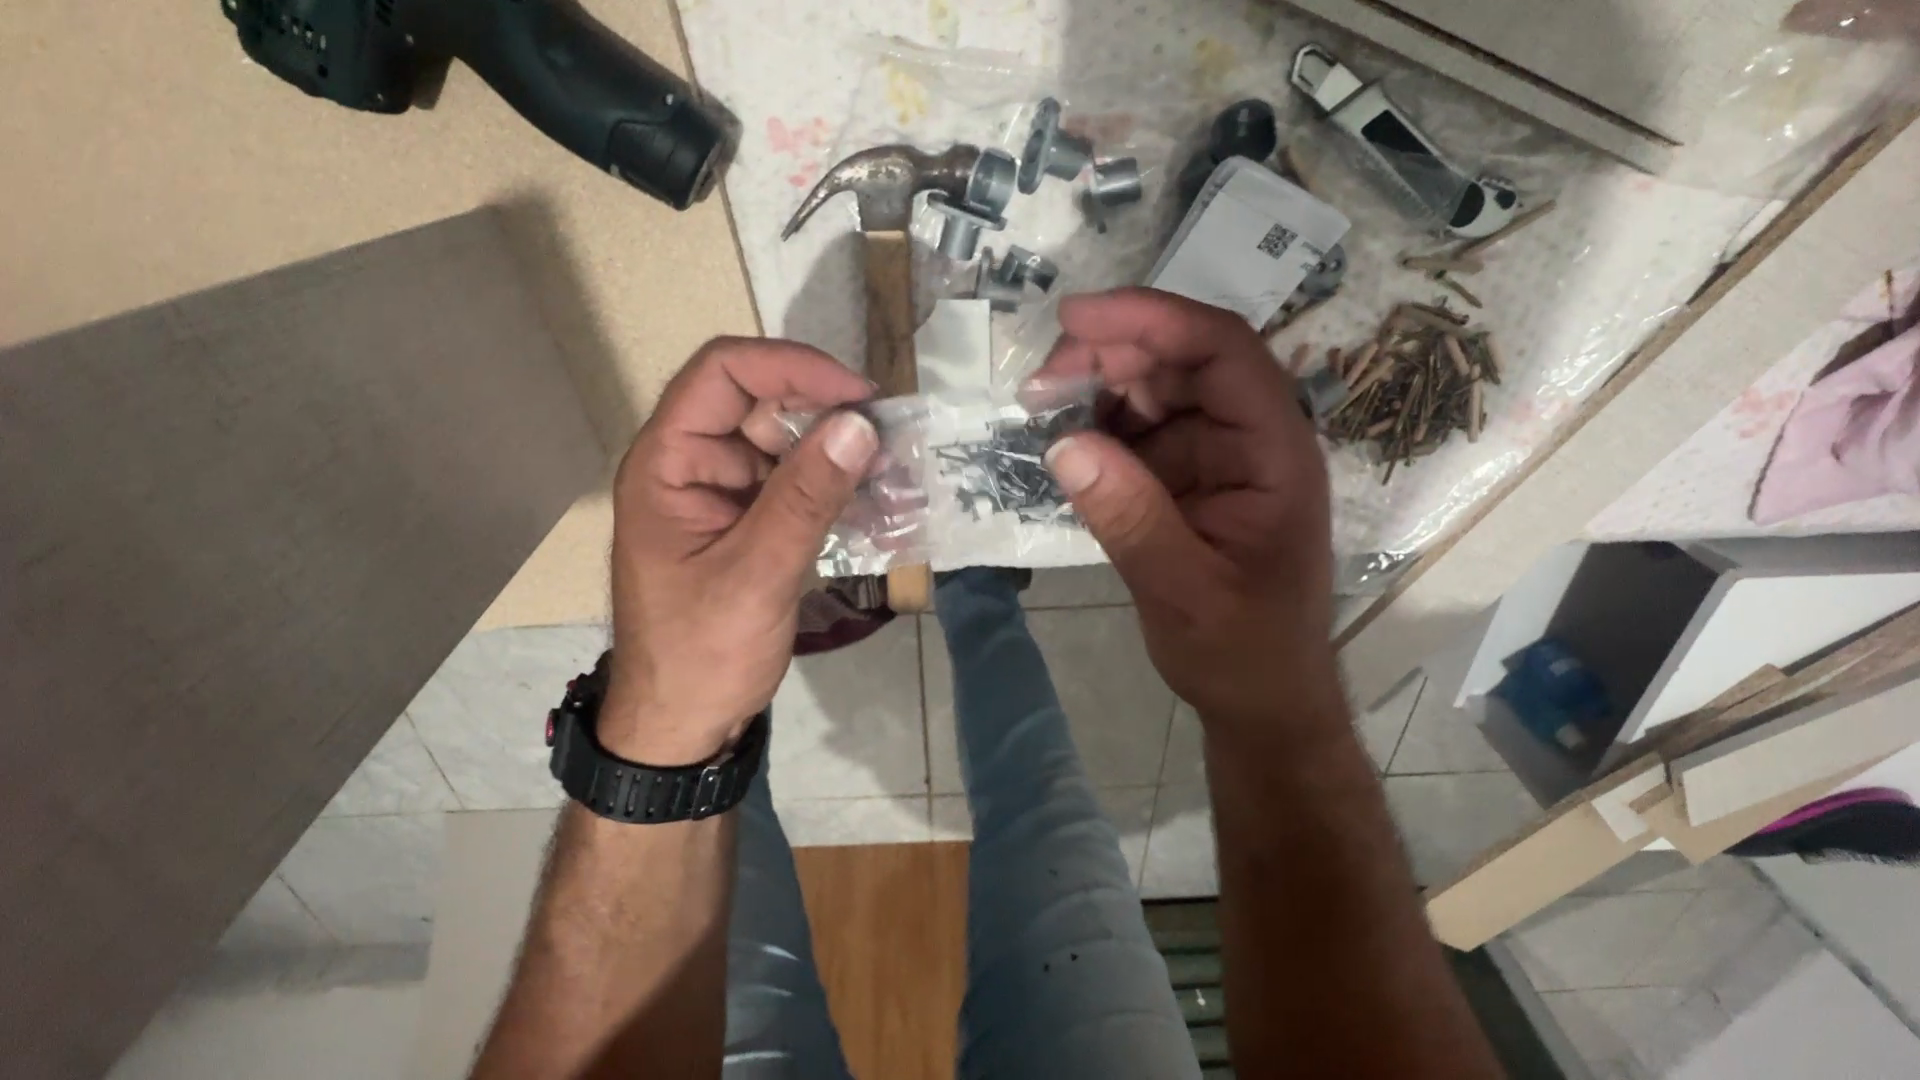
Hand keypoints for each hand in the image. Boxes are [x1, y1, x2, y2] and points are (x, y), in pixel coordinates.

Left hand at [601, 338, 877, 764]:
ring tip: (893, 471)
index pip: (723, 374)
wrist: (683, 725)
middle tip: (888, 438)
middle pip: (759, 403)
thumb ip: (805, 498)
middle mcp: (692, 465)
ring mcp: (722, 493)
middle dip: (825, 412)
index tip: (857, 395)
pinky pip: (794, 484)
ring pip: (784, 442)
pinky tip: (876, 501)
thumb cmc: (701, 655)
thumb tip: (860, 425)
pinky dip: (833, 486)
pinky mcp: (748, 522)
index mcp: (667, 463)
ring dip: (837, 451)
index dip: (791, 367)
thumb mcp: (755, 575)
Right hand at [1038, 289, 1338, 724]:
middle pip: (1185, 360)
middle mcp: (1253, 439)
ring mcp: (1221, 458)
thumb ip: (1130, 518)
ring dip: (1100, 390)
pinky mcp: (1192, 480)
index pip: (1222, 351)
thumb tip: (1062, 444)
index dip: (1150, 319)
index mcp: (1276, 452)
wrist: (1261, 701)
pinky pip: (1143, 433)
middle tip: (1038, 382)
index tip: (1073, 321)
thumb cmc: (1241, 652)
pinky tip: (1064, 444)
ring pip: (1160, 391)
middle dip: (1111, 356)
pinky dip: (1101, 430)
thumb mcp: (1184, 592)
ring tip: (1040, 411)